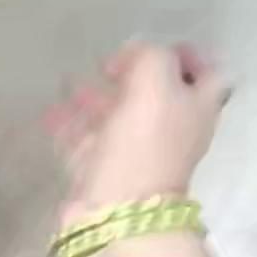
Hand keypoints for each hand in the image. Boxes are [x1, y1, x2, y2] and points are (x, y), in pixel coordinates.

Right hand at [47, 42, 228, 227]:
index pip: (205, 72)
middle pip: (152, 94)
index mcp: (196, 106)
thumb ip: (148, 58)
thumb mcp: (154, 88)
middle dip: (129, 76)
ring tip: (69, 82)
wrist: (114, 210)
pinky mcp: (98, 169)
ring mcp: (131, 151)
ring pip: (113, 117)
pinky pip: (83, 140)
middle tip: (106, 63)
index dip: (185, 55)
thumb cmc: (142, 146)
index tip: (155, 47)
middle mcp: (168, 128)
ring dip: (93, 98)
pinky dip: (69, 124)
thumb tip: (133, 48)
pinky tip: (51, 113)